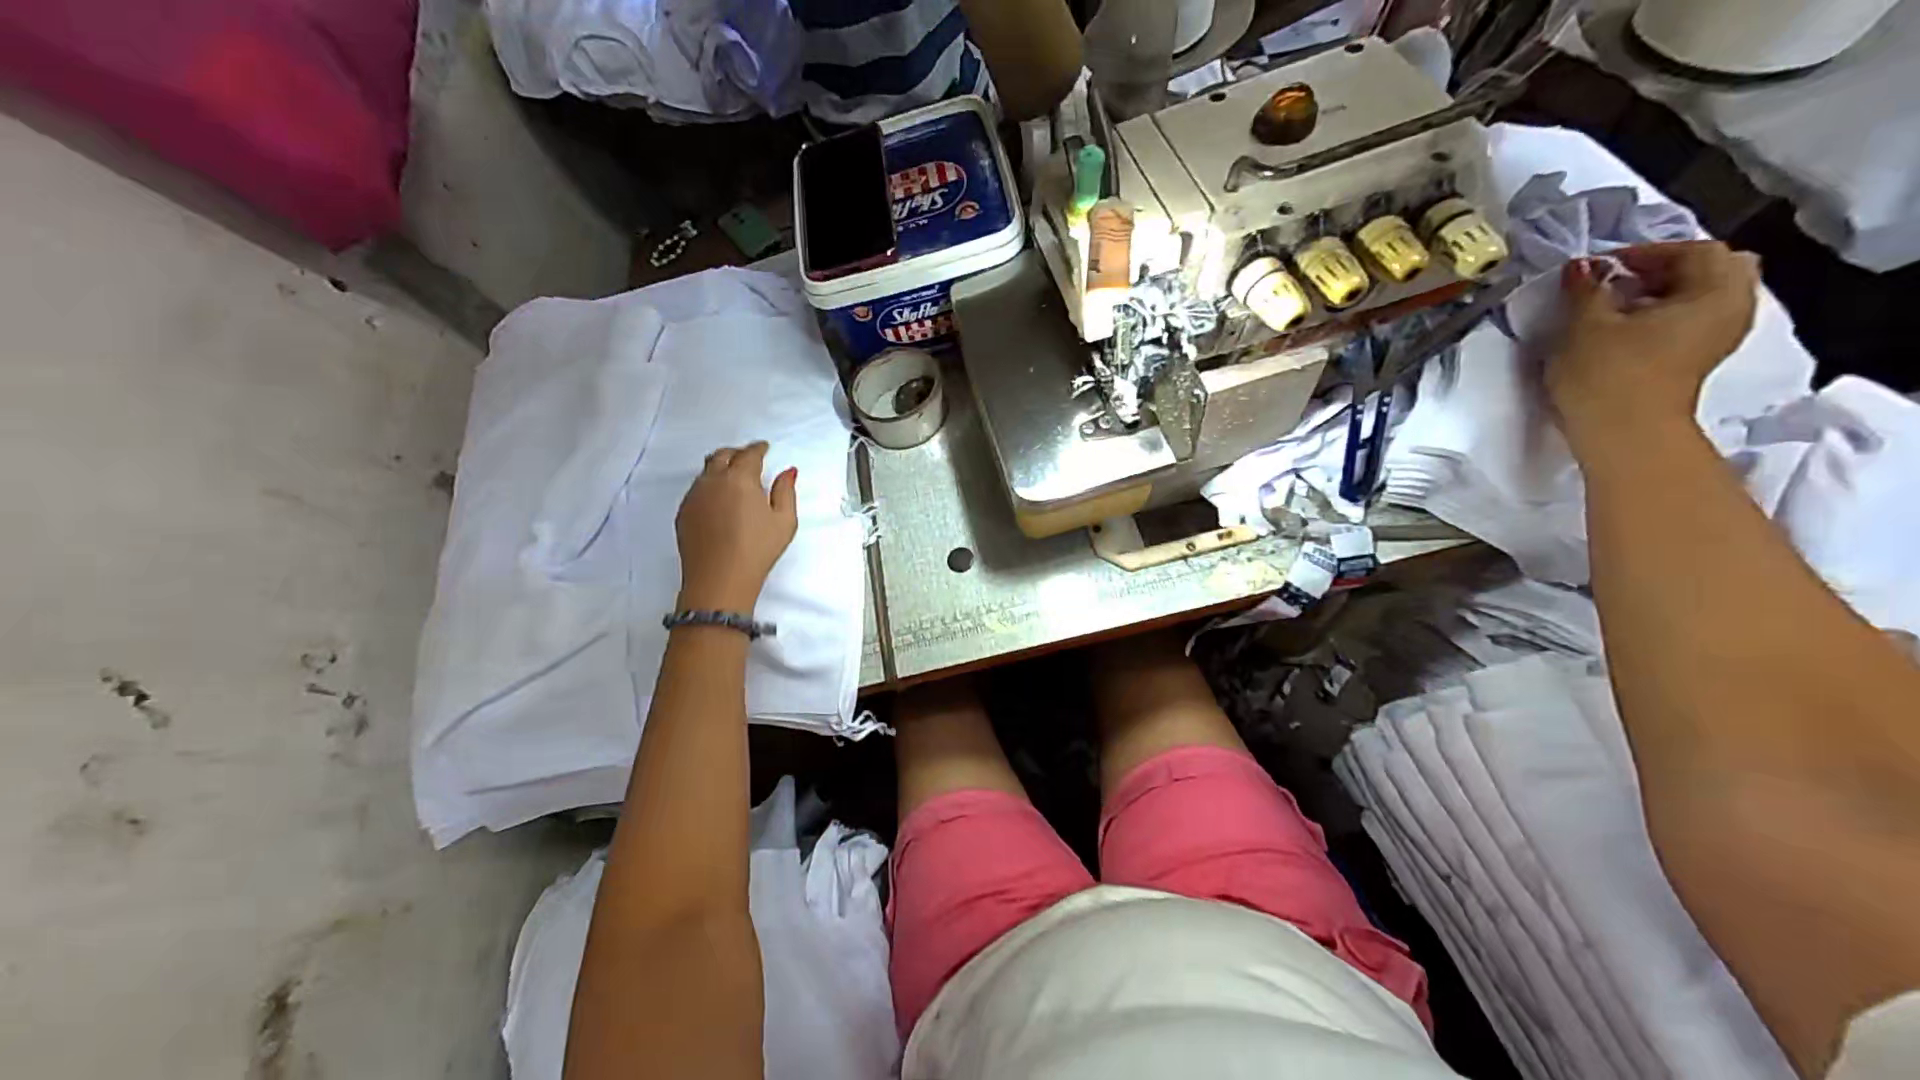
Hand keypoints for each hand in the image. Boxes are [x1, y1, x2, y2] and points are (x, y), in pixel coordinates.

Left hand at [674, 442, 797, 612]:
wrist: (719, 579)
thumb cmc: (756, 550)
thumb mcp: (784, 521)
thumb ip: (786, 491)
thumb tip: (787, 472)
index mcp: (740, 479)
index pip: (749, 454)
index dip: (759, 448)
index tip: (764, 447)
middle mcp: (712, 481)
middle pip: (722, 455)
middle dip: (737, 452)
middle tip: (748, 458)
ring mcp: (694, 496)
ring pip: (706, 471)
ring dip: (720, 467)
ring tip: (733, 477)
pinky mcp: (683, 513)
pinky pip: (696, 489)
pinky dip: (708, 486)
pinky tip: (718, 500)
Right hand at [1548, 240, 1759, 456]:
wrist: (1621, 434)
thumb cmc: (1607, 374)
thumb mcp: (1585, 324)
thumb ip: (1585, 289)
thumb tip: (1581, 268)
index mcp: (1717, 291)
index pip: (1693, 250)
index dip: (1645, 252)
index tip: (1599, 268)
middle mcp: (1733, 309)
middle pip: (1709, 270)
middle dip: (1664, 269)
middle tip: (1616, 282)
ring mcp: (1719, 338)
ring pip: (1701, 297)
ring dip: (1662, 293)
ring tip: (1615, 306)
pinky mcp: (1698, 359)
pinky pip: (1692, 320)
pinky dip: (1664, 315)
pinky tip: (1626, 328)